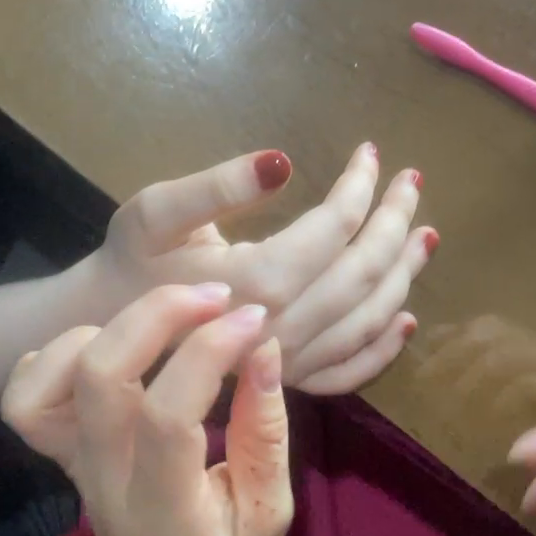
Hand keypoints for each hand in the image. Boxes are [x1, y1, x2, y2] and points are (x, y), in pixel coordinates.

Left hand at [0, 284, 292, 535]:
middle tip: (214, 294)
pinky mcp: (48, 442)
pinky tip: (110, 344)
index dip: (209, 352)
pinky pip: (25, 389)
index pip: (166, 417)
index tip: (253, 319)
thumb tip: (263, 346)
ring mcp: (66, 457)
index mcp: (162, 514)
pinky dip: (59, 351)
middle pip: (99, 375)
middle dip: (156, 313)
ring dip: (113, 326)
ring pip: (51, 375)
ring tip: (168, 318)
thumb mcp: (267, 516)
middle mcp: (102, 478)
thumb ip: (265, 434)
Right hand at [97, 144, 435, 393]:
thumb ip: (218, 187)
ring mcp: (288, 363)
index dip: (359, 188)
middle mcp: (281, 327)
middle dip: (392, 221)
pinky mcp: (286, 383)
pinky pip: (349, 372)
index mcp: (254, 279)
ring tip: (423, 234)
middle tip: (411, 181)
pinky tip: (404, 320)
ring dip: (403, 274)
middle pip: (361, 273)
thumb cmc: (132, 260)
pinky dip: (383, 347)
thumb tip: (284, 160)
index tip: (370, 152)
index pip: (332, 230)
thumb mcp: (158, 211)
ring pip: (366, 319)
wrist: (111, 327)